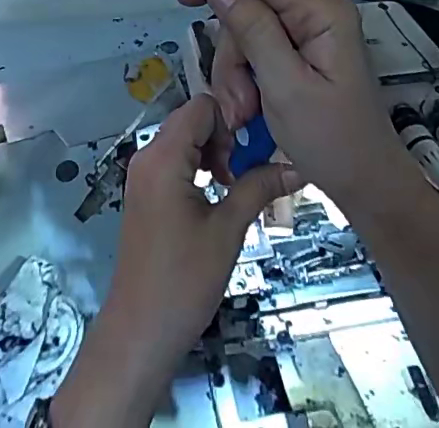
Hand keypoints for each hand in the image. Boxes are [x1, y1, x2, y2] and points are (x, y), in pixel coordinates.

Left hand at [52, 93, 299, 427]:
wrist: (140, 331)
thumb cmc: (183, 280)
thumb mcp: (227, 229)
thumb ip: (259, 187)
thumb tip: (297, 166)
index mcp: (162, 157)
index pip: (202, 107)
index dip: (232, 119)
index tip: (254, 148)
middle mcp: (148, 156)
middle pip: (193, 119)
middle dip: (225, 136)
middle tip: (247, 169)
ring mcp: (143, 175)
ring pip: (186, 140)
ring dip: (214, 152)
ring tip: (235, 183)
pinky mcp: (146, 193)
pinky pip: (176, 161)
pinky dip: (200, 166)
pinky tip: (219, 194)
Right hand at [176, 0, 422, 216]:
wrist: (366, 183)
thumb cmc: (332, 140)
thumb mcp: (285, 86)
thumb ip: (253, 30)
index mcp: (321, 9)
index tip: (184, 2)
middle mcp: (316, 10)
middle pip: (248, 5)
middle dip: (232, 52)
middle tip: (235, 104)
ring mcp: (309, 32)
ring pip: (246, 31)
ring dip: (235, 73)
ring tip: (244, 116)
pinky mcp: (301, 52)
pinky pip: (257, 50)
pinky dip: (245, 79)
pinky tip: (250, 111)